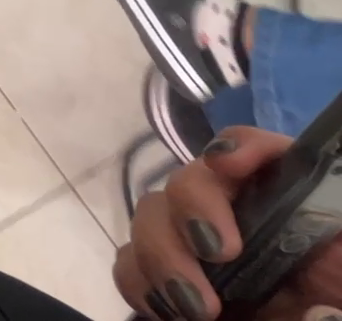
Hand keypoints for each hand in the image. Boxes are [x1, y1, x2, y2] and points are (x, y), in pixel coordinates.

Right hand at [118, 127, 341, 320]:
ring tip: (195, 307)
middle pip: (193, 181)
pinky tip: (171, 311)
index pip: (270, 157)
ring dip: (161, 254)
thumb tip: (316, 251)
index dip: (245, 147)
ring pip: (151, 217)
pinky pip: (130, 261)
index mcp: (300, 219)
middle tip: (215, 251)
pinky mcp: (171, 280)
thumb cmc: (337, 305)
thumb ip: (334, 263)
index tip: (227, 164)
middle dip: (191, 205)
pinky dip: (142, 282)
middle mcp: (246, 224)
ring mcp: (201, 251)